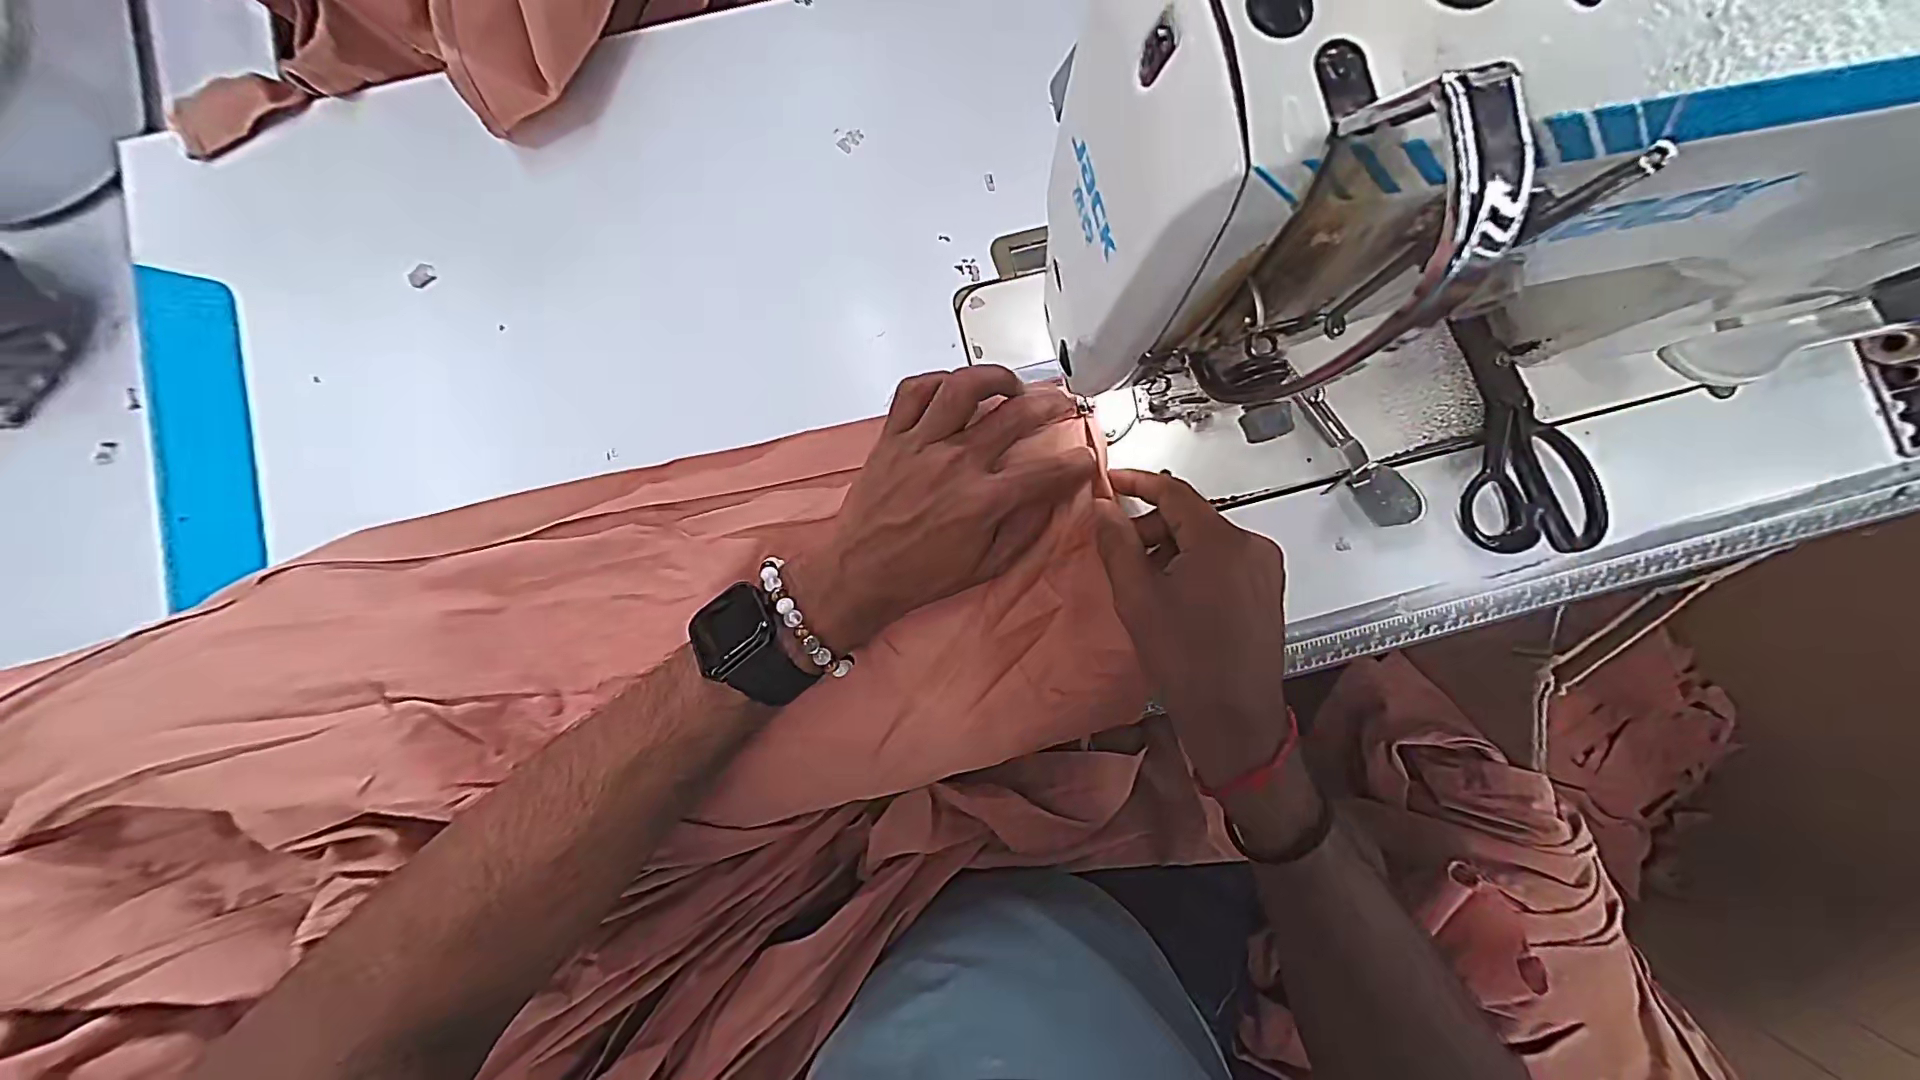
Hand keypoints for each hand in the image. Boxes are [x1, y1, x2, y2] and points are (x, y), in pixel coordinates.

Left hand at [788, 366, 1094, 650]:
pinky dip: (937, 380)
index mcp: (983, 501)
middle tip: (1060, 405)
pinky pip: (913, 391)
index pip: (1047, 470)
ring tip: (1010, 385)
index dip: (1076, 462)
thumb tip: (1054, 500)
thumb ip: (1027, 529)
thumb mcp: (987, 565)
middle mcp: (954, 465)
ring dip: (996, 377)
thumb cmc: (919, 575)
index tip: (1082, 458)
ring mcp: (921, 446)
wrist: (861, 574)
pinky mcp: (892, 439)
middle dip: (1052, 405)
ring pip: (964, 387)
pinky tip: (952, 388)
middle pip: (1016, 415)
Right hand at [1092, 469, 1291, 788]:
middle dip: (1151, 527)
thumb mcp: (1137, 598)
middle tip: (1120, 552)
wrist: (1234, 716)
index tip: (1112, 481)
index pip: (1174, 492)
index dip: (1137, 482)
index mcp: (1222, 542)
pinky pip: (1223, 559)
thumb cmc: (1187, 661)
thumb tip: (1103, 509)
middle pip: (1191, 517)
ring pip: (1206, 539)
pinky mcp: (1267, 587)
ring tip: (1144, 582)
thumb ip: (1116, 544)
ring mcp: (1264, 568)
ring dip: (1170, 548)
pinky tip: (1172, 594)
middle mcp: (1252, 547)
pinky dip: (1192, 564)